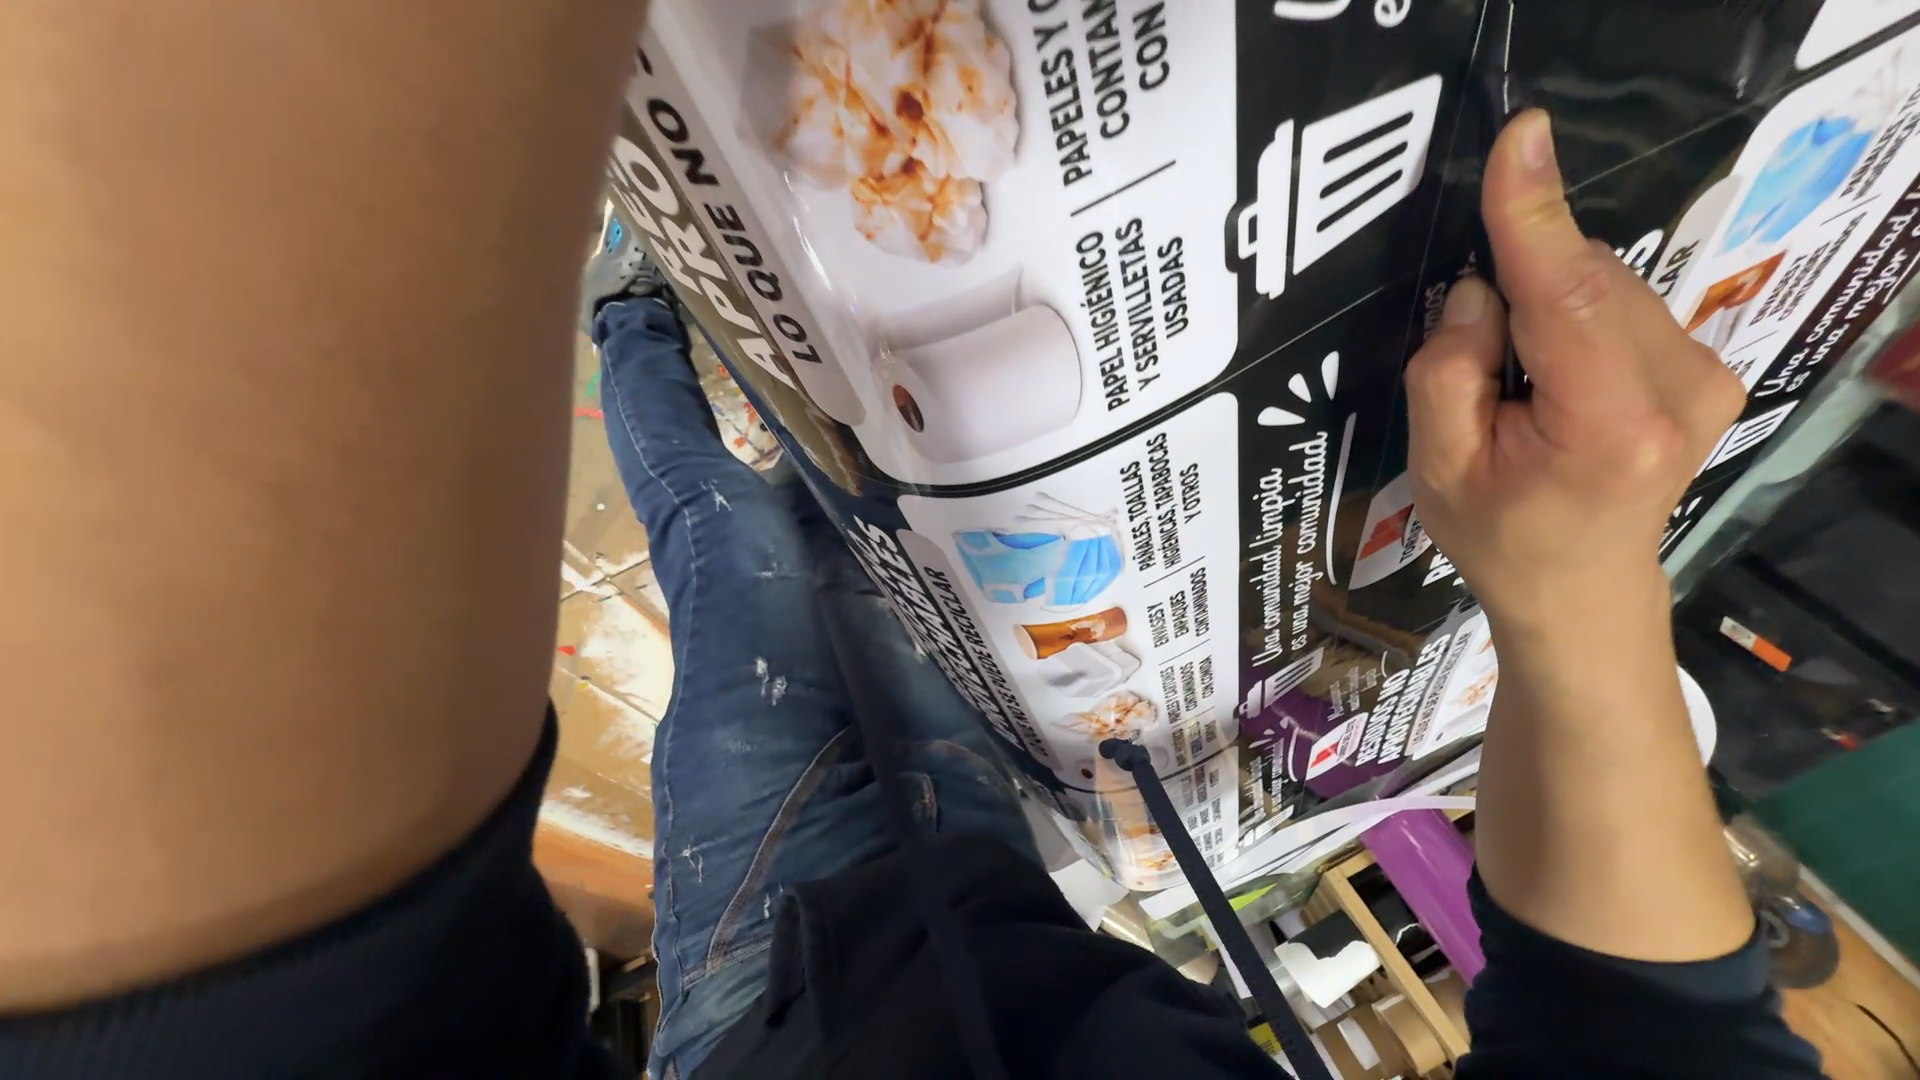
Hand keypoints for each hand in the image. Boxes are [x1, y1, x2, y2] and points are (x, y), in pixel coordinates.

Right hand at [1405, 110, 1746, 635]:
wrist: (1579, 588)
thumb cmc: (1497, 538)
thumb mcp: (1436, 469)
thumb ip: (1446, 376)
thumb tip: (1478, 295)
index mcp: (1606, 425)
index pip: (1567, 298)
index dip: (1533, 219)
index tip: (1519, 141)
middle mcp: (1680, 387)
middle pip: (1584, 283)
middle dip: (1516, 288)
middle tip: (1478, 371)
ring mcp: (1706, 373)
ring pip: (1603, 286)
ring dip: (1539, 305)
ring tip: (1511, 386)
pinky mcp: (1705, 366)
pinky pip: (1618, 304)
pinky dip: (1566, 315)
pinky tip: (1544, 372)